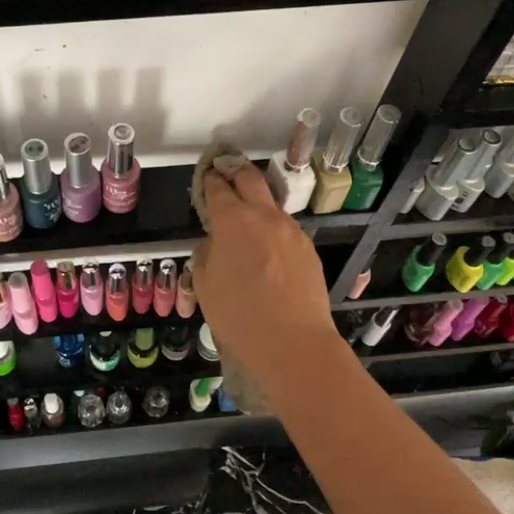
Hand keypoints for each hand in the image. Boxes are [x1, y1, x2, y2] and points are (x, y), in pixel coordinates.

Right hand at [193, 162, 342, 381]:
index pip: (218, 188)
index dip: (209, 180)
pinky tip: (268, 251)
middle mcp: (264, 216)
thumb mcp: (205, 285)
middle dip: (235, 172)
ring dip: (257, 203)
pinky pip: (286, 230)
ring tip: (247, 220)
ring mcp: (291, 230)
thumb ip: (206, 255)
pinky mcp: (308, 248)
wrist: (293, 342)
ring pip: (271, 204)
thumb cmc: (239, 314)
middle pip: (250, 178)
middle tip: (226, 173)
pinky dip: (273, 230)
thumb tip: (215, 243)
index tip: (206, 176)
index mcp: (233, 221)